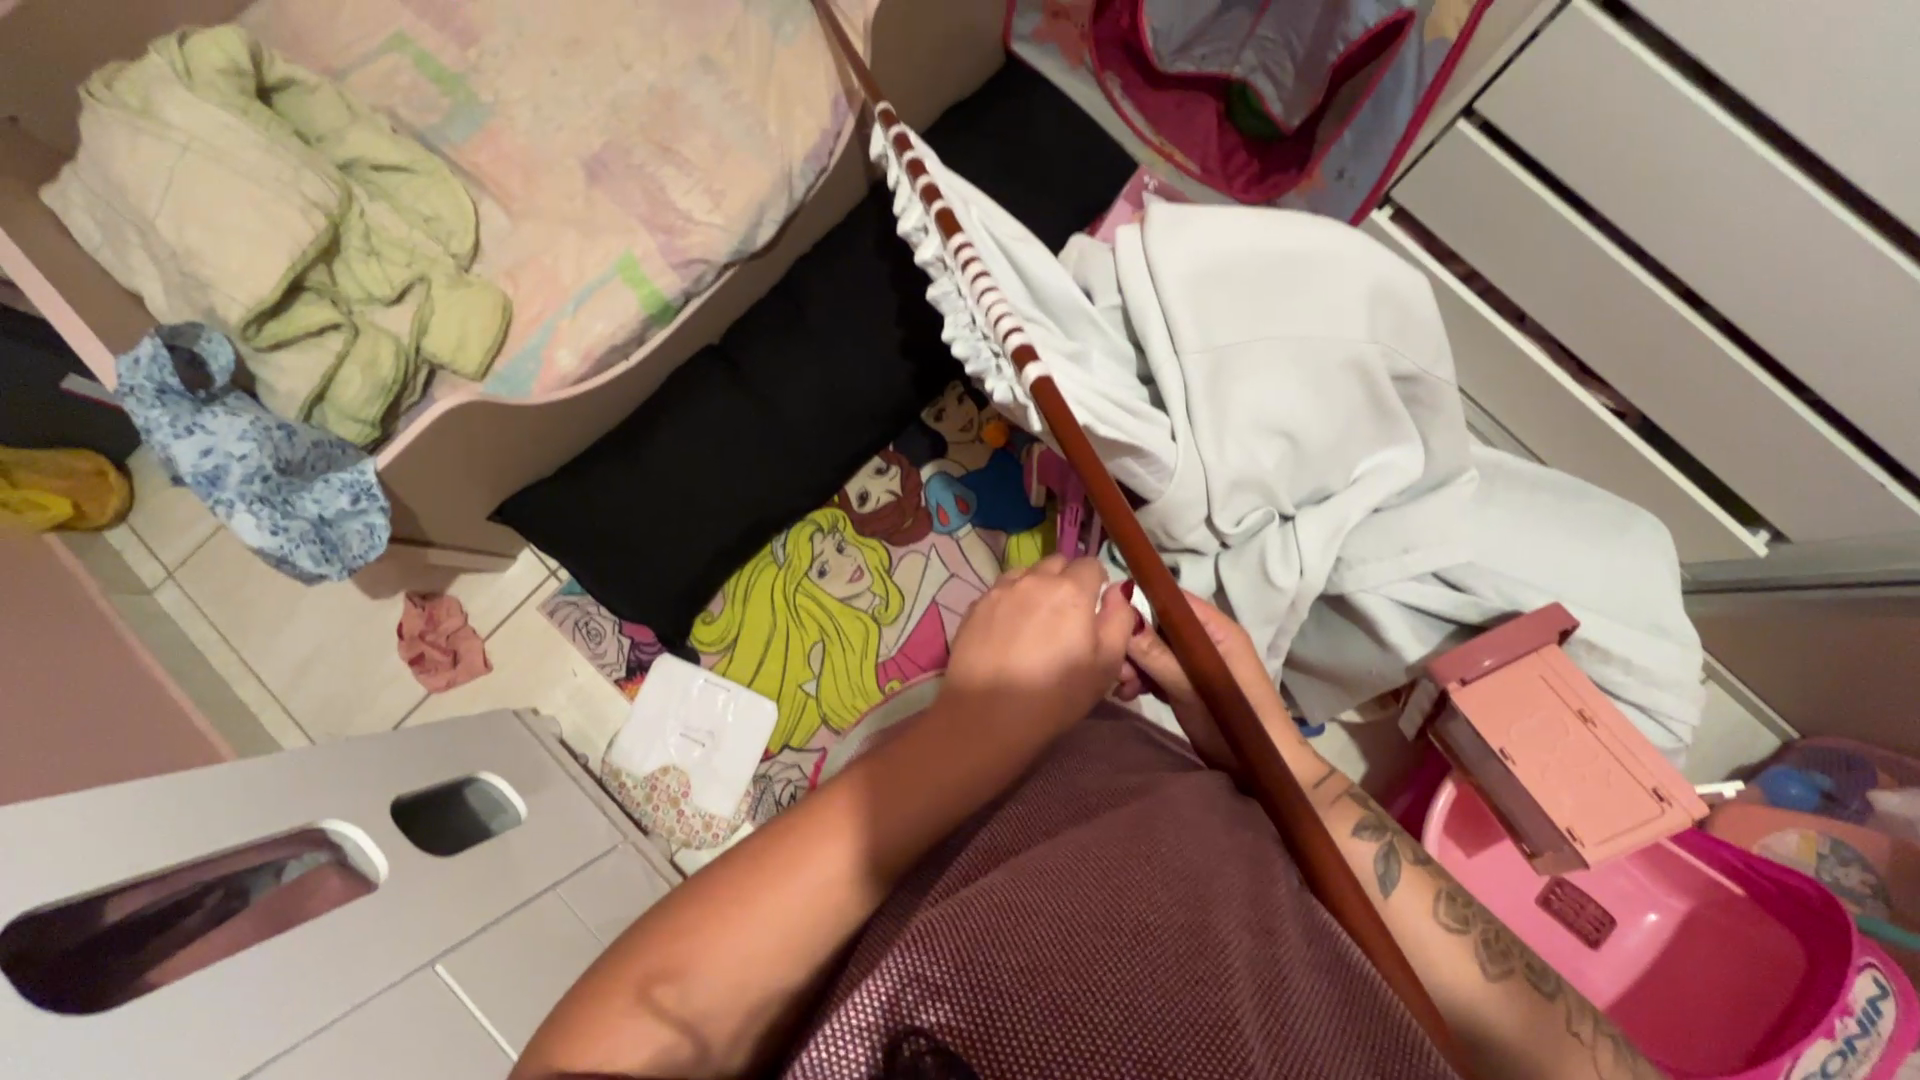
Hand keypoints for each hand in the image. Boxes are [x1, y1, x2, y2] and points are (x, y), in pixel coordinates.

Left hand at [941, 555, 1135, 742]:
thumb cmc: (1056, 695)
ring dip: (1037, 586)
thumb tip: (1119, 591)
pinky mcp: (975, 607)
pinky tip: (1010, 630)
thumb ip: (1119, 620)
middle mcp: (1034, 580)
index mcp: (1071, 590)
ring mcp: (999, 591)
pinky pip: (1001, 590)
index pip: (1091, 564)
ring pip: (1026, 573)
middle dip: (1067, 579)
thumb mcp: (1106, 665)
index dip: (1097, 583)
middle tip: (1068, 615)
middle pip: (1057, 563)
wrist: (987, 717)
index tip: (1095, 608)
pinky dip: (1011, 600)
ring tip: (1037, 620)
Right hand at [1117, 590, 1294, 749]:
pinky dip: (1141, 679)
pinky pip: (1157, 670)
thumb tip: (1123, 620)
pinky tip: (1127, 694)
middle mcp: (1206, 640)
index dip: (1137, 601)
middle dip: (1131, 641)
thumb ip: (1157, 655)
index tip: (1105, 616)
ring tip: (1120, 686)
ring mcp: (1197, 663)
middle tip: (1114, 667)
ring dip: (1133, 663)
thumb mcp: (1192, 688)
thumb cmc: (1238, 724)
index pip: (1171, 598)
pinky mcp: (1189, 685)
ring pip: (1153, 649)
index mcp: (1216, 630)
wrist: (1266, 772)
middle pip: (1157, 624)